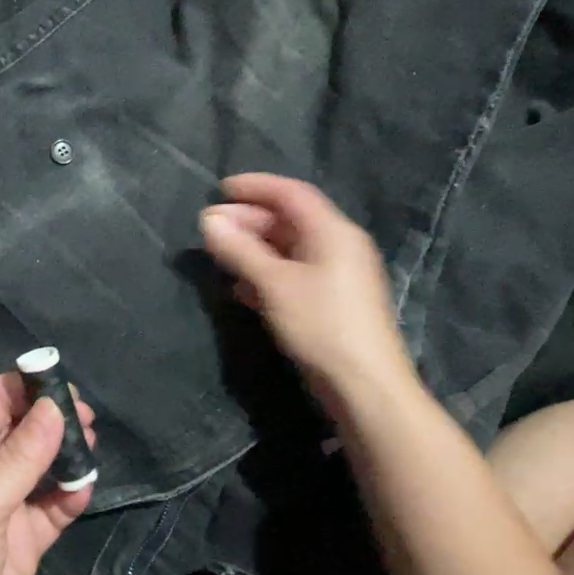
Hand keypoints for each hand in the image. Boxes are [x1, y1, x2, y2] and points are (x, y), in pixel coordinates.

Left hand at [0, 374, 96, 574]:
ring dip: (65, 455)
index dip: (25, 388)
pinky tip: (84, 490)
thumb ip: (16, 460)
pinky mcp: (20, 545)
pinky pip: (50, 508)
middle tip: (88, 419)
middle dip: (52, 419)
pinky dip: (69, 497)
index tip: (65, 384)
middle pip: (18, 430)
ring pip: (38, 467)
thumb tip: (55, 406)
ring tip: (92, 448)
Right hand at [199, 173, 416, 398]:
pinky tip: (239, 287)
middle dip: (248, 219)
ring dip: (253, 247)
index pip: (291, 193)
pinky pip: (292, 273)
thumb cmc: (321, 325)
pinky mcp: (329, 302)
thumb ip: (239, 249)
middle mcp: (337, 245)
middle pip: (289, 219)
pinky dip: (264, 272)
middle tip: (211, 227)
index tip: (219, 190)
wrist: (365, 388)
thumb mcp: (274, 284)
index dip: (255, 186)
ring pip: (288, 248)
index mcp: (332, 231)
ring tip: (219, 254)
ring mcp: (335, 275)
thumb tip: (208, 220)